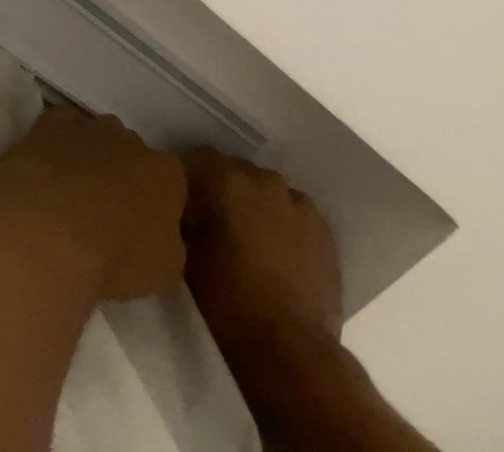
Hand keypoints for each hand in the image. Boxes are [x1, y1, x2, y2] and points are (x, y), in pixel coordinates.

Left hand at [0, 104, 186, 301]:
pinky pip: (61, 123)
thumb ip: (168, 247)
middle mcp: (133, 143)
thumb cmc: (113, 259)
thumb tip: (163, 239)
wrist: (49, 236)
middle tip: (106, 215)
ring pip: (99, 136)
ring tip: (71, 194)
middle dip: (123, 178)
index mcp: (167, 175)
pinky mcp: (49, 128)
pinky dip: (58, 139)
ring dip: (91, 158)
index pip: (173, 183)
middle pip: (134, 156)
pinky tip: (48, 163)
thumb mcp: (162, 271)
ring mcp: (90, 130)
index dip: (159, 205)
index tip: (143, 231)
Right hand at [182, 149, 342, 353]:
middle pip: (236, 172)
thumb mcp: (187, 257)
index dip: (186, 178)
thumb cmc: (227, 299)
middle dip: (221, 190)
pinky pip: (294, 214)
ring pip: (268, 192)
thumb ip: (184, 220)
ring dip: (254, 206)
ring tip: (246, 241)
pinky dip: (281, 225)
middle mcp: (267, 181)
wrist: (288, 345)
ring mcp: (301, 203)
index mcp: (229, 181)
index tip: (179, 201)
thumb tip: (182, 207)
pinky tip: (276, 255)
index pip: (198, 157)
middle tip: (210, 222)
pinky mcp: (324, 229)